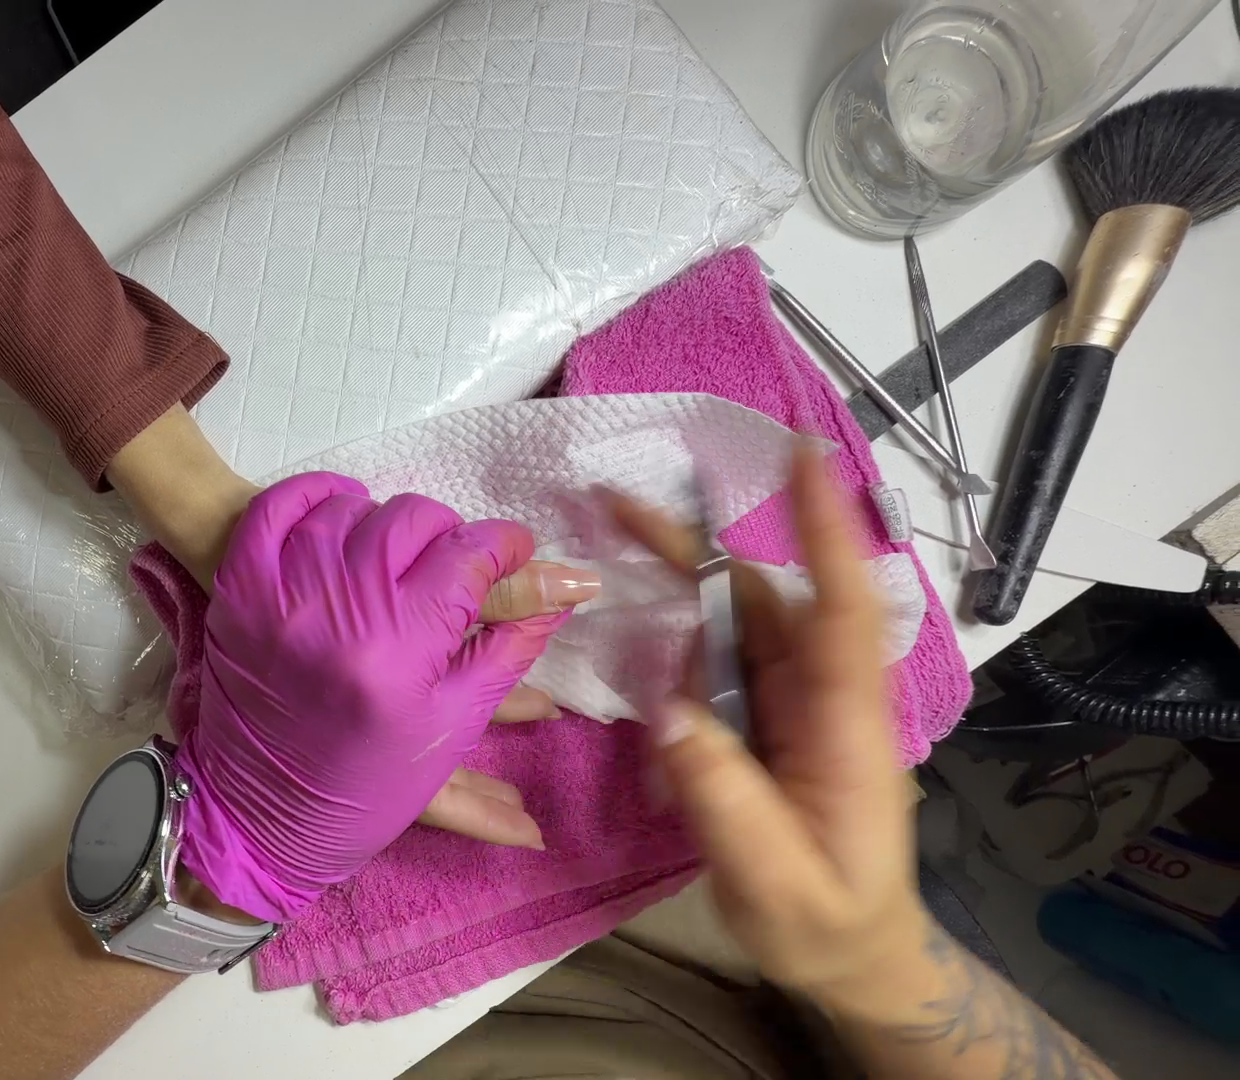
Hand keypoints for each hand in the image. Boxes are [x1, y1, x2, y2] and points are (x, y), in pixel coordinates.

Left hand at [107, 407, 595, 851]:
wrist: (260, 816)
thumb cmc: (368, 784)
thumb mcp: (452, 725)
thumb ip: (510, 647)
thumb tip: (568, 585)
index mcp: (399, 652)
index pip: (467, 559)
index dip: (504, 546)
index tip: (514, 551)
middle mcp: (338, 611)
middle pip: (410, 521)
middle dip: (446, 532)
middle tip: (452, 560)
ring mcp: (279, 593)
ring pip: (350, 508)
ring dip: (384, 521)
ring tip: (397, 553)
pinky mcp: (238, 587)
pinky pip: (278, 507)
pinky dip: (315, 495)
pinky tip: (342, 507)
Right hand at [610, 445, 930, 1014]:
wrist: (843, 950)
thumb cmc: (827, 919)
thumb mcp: (777, 878)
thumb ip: (728, 800)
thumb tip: (668, 711)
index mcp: (843, 723)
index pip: (841, 612)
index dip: (824, 532)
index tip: (802, 460)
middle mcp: (814, 693)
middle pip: (757, 597)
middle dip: (693, 542)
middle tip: (613, 502)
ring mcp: (780, 701)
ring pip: (726, 618)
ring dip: (674, 578)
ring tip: (612, 539)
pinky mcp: (750, 714)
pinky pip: (707, 655)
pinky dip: (669, 629)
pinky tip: (633, 628)